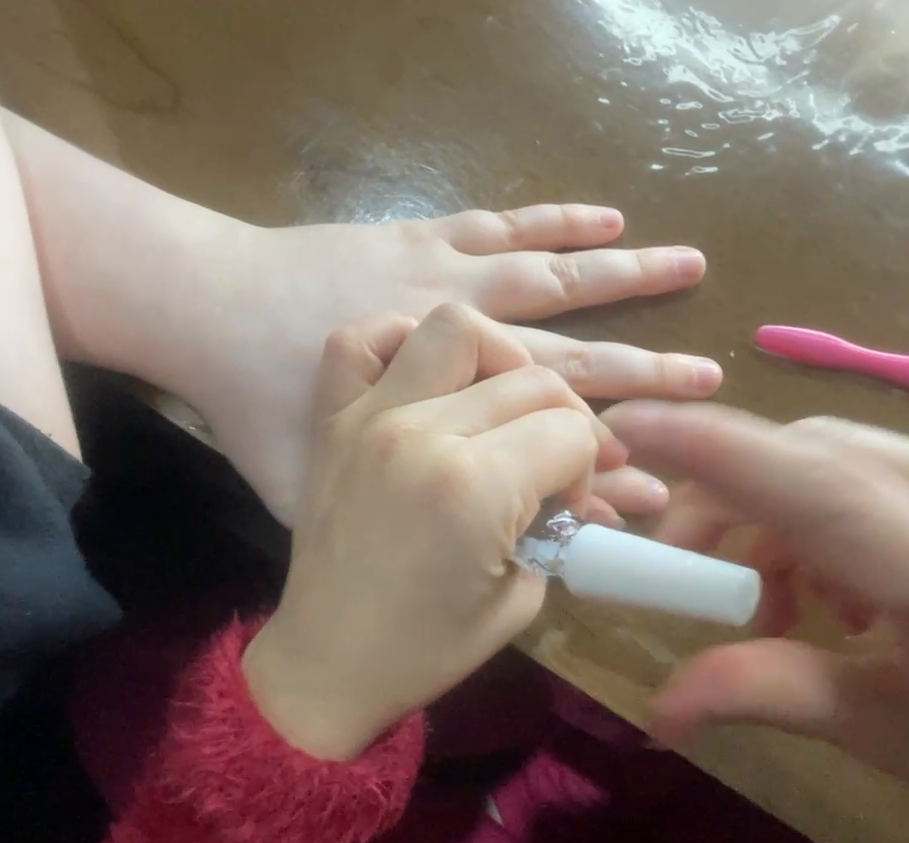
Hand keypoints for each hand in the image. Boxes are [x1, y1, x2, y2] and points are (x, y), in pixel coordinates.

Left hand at [164, 205, 713, 522]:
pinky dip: (551, 226)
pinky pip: (492, 235)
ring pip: (550, 288)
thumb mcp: (380, 557)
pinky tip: (603, 220)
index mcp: (456, 477)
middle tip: (707, 381)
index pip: (568, 451)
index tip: (613, 492)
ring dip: (629, 278)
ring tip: (692, 266)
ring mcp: (435, 306)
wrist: (201, 331)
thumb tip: (558, 525)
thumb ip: (484, 542)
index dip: (599, 473)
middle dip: (645, 381)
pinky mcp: (410, 253)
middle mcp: (455, 389)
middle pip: (571, 375)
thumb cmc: (280, 469)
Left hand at [243, 306, 611, 759]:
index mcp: (476, 486)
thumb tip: (579, 485)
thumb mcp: (518, 597)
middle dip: (560, 420)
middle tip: (546, 465)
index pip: (570, 431)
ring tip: (498, 403)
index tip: (564, 507)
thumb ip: (556, 524)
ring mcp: (370, 417)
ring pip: (453, 328)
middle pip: (528, 379)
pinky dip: (398, 342)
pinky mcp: (331, 419)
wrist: (328, 660)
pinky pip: (360, 341)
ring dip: (496, 358)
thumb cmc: (426, 648)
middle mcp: (424, 432)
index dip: (587, 467)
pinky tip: (423, 378)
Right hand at [609, 403, 908, 842]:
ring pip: (848, 452)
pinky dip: (833, 509)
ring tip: (780, 597)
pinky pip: (893, 466)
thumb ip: (770, 694)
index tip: (624, 428)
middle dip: (725, 495)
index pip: (820, 490)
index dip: (713, 451)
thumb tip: (660, 707)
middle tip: (691, 574)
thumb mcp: (896, 740)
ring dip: (779, 508)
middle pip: (817, 453)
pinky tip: (848, 579)